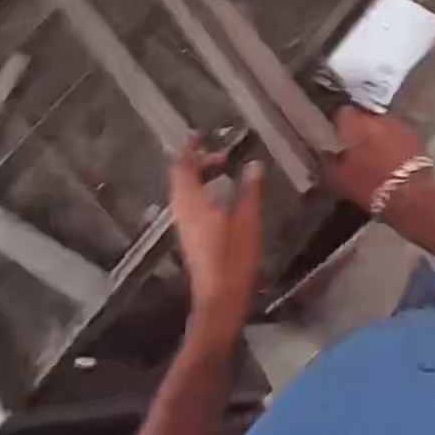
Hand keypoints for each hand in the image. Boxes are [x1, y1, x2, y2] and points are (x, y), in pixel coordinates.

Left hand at [169, 139, 263, 342]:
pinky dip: (200, 191)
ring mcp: (184, 225)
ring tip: (223, 172)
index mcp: (192, 202)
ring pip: (184, 191)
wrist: (219, 300)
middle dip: (198, 161)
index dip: (190, 148)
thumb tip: (253, 164)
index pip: (183, 166)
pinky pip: (188, 203)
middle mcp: (182, 210)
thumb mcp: (248, 221)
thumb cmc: (233, 259)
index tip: (200, 134)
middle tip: (222, 156)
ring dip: (199, 176)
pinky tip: (221, 198)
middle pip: (181, 177)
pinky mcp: (190, 236)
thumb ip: (250, 190)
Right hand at [324, 107, 432, 211]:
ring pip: (382, 126)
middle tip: (353, 146)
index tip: (335, 135)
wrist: (412, 196)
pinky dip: (391, 144)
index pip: (342, 112)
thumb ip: (328, 162)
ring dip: (376, 136)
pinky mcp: (416, 138)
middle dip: (359, 129)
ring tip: (372, 153)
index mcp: (355, 123)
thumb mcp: (338, 179)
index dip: (338, 123)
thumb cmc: (369, 184)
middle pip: (364, 117)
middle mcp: (377, 118)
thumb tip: (325, 153)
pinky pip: (397, 136)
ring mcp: (399, 126)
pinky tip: (389, 159)